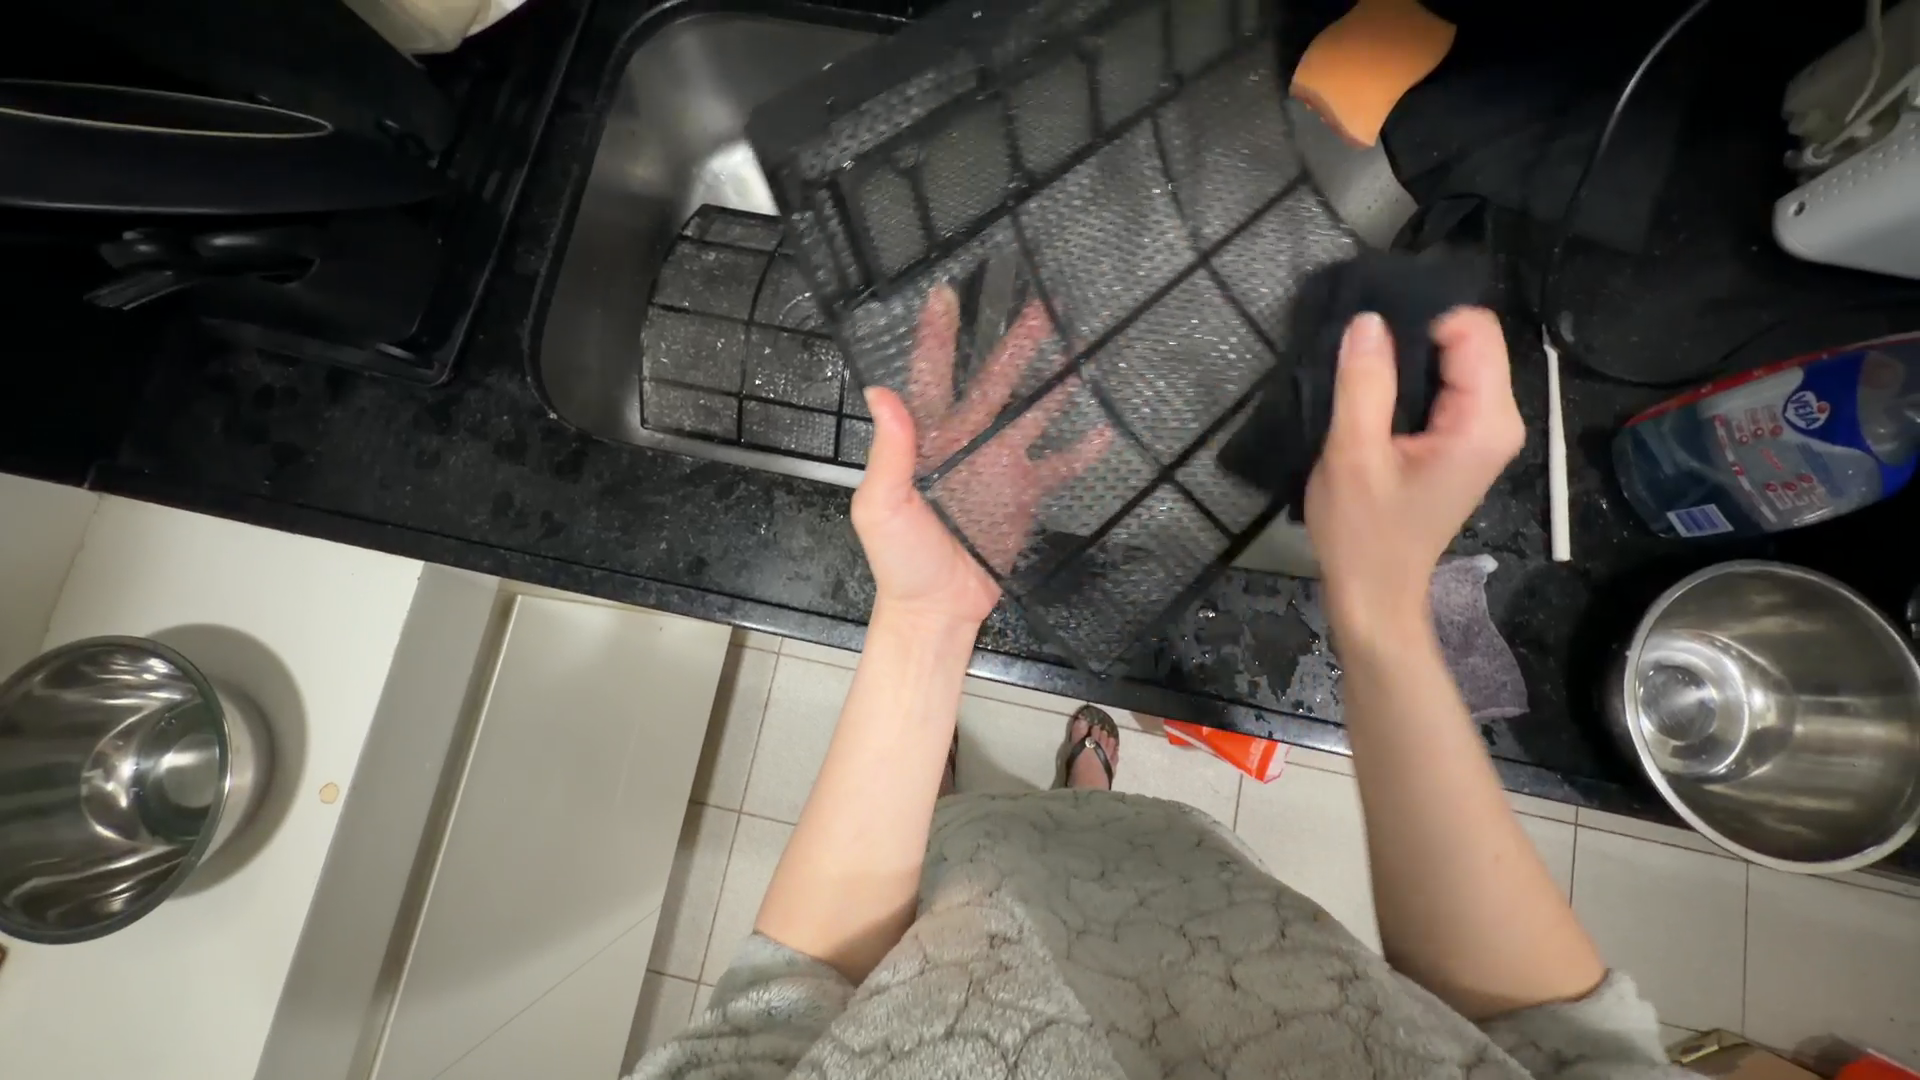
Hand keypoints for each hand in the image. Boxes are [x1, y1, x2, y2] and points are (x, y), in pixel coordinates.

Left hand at [850, 285, 1111, 626]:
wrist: (938, 607)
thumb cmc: (901, 559)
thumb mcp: (881, 506)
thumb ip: (888, 453)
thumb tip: (880, 392)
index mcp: (927, 440)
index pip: (931, 377)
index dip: (936, 337)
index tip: (946, 295)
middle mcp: (966, 443)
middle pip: (993, 384)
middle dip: (1014, 344)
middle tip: (1040, 304)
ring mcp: (999, 467)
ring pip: (1032, 414)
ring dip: (1054, 385)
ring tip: (1080, 349)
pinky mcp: (1024, 495)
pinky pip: (1058, 467)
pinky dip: (1081, 451)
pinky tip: (1104, 429)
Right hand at [1303, 308, 1524, 645]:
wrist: (1373, 591)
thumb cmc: (1362, 531)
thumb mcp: (1353, 455)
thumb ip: (1364, 385)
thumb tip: (1367, 321)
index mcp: (1484, 421)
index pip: (1473, 330)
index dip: (1419, 321)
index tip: (1366, 341)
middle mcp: (1497, 421)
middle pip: (1465, 345)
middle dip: (1409, 341)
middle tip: (1352, 359)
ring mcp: (1481, 435)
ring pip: (1449, 368)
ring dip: (1403, 367)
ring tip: (1355, 380)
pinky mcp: (1459, 446)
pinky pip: (1439, 394)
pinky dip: (1405, 390)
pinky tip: (1368, 405)